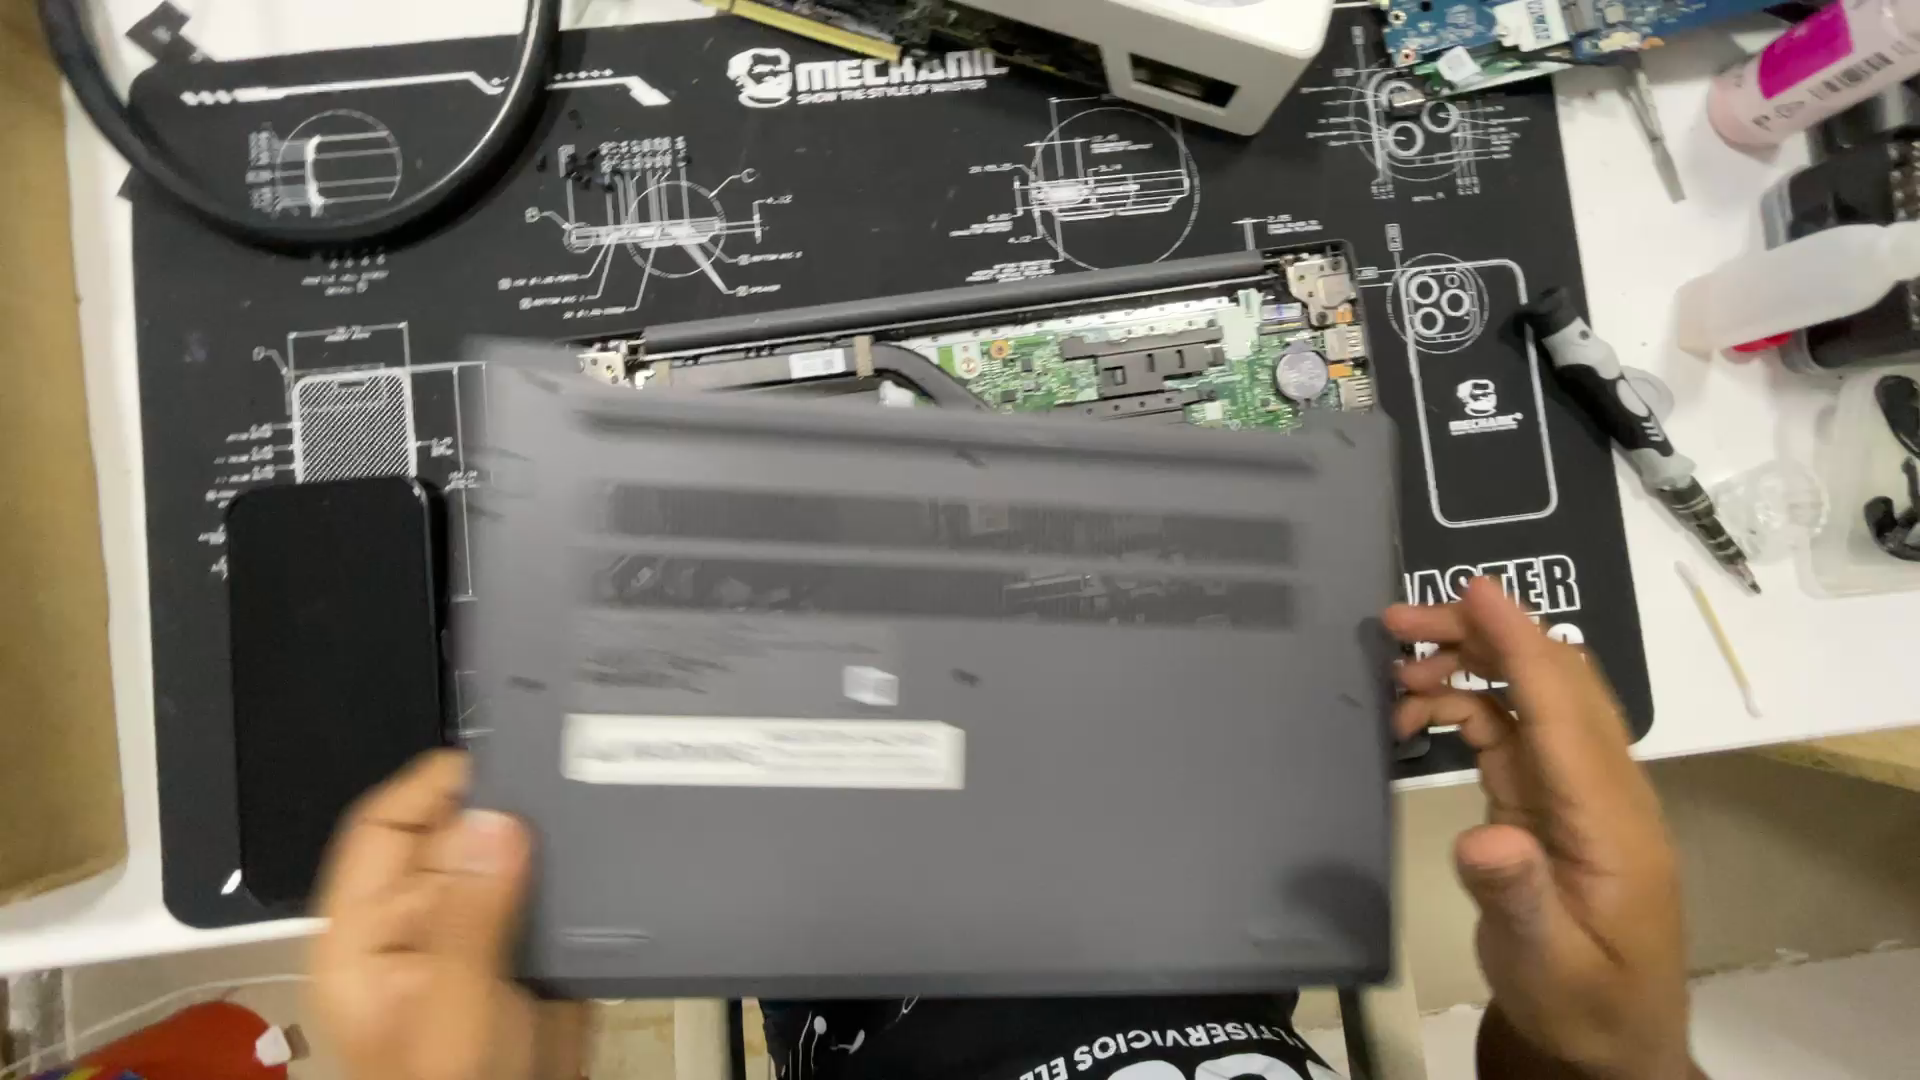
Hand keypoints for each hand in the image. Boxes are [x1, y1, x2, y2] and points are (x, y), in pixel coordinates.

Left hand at [312, 751, 585, 1079]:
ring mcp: (478, 925)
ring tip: (590, 803)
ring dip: (544, 826)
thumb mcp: (451, 1015)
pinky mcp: (528, 932)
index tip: (499, 756)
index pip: (384, 829)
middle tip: (562, 776)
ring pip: (507, 847)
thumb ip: (467, 922)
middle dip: (503, 801)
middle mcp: (421, 919)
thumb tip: (491, 821)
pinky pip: (548, 873)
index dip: (431, 786)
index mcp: (371, 936)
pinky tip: (603, 845)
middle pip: (453, 829)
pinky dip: (573, 855)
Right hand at [1383, 579, 1697, 1079]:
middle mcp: (1598, 786)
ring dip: (1464, 664)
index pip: (1566, 709)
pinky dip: (1456, 705)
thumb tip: (1488, 838)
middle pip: (1552, 679)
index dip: (1519, 644)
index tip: (1473, 590)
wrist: (1604, 1031)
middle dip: (1479, 636)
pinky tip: (1415, 715)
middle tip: (1397, 623)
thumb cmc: (1580, 997)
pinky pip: (1504, 725)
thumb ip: (1519, 896)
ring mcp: (1572, 786)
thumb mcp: (1548, 960)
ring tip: (1395, 669)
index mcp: (1610, 818)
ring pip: (1526, 693)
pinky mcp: (1543, 793)